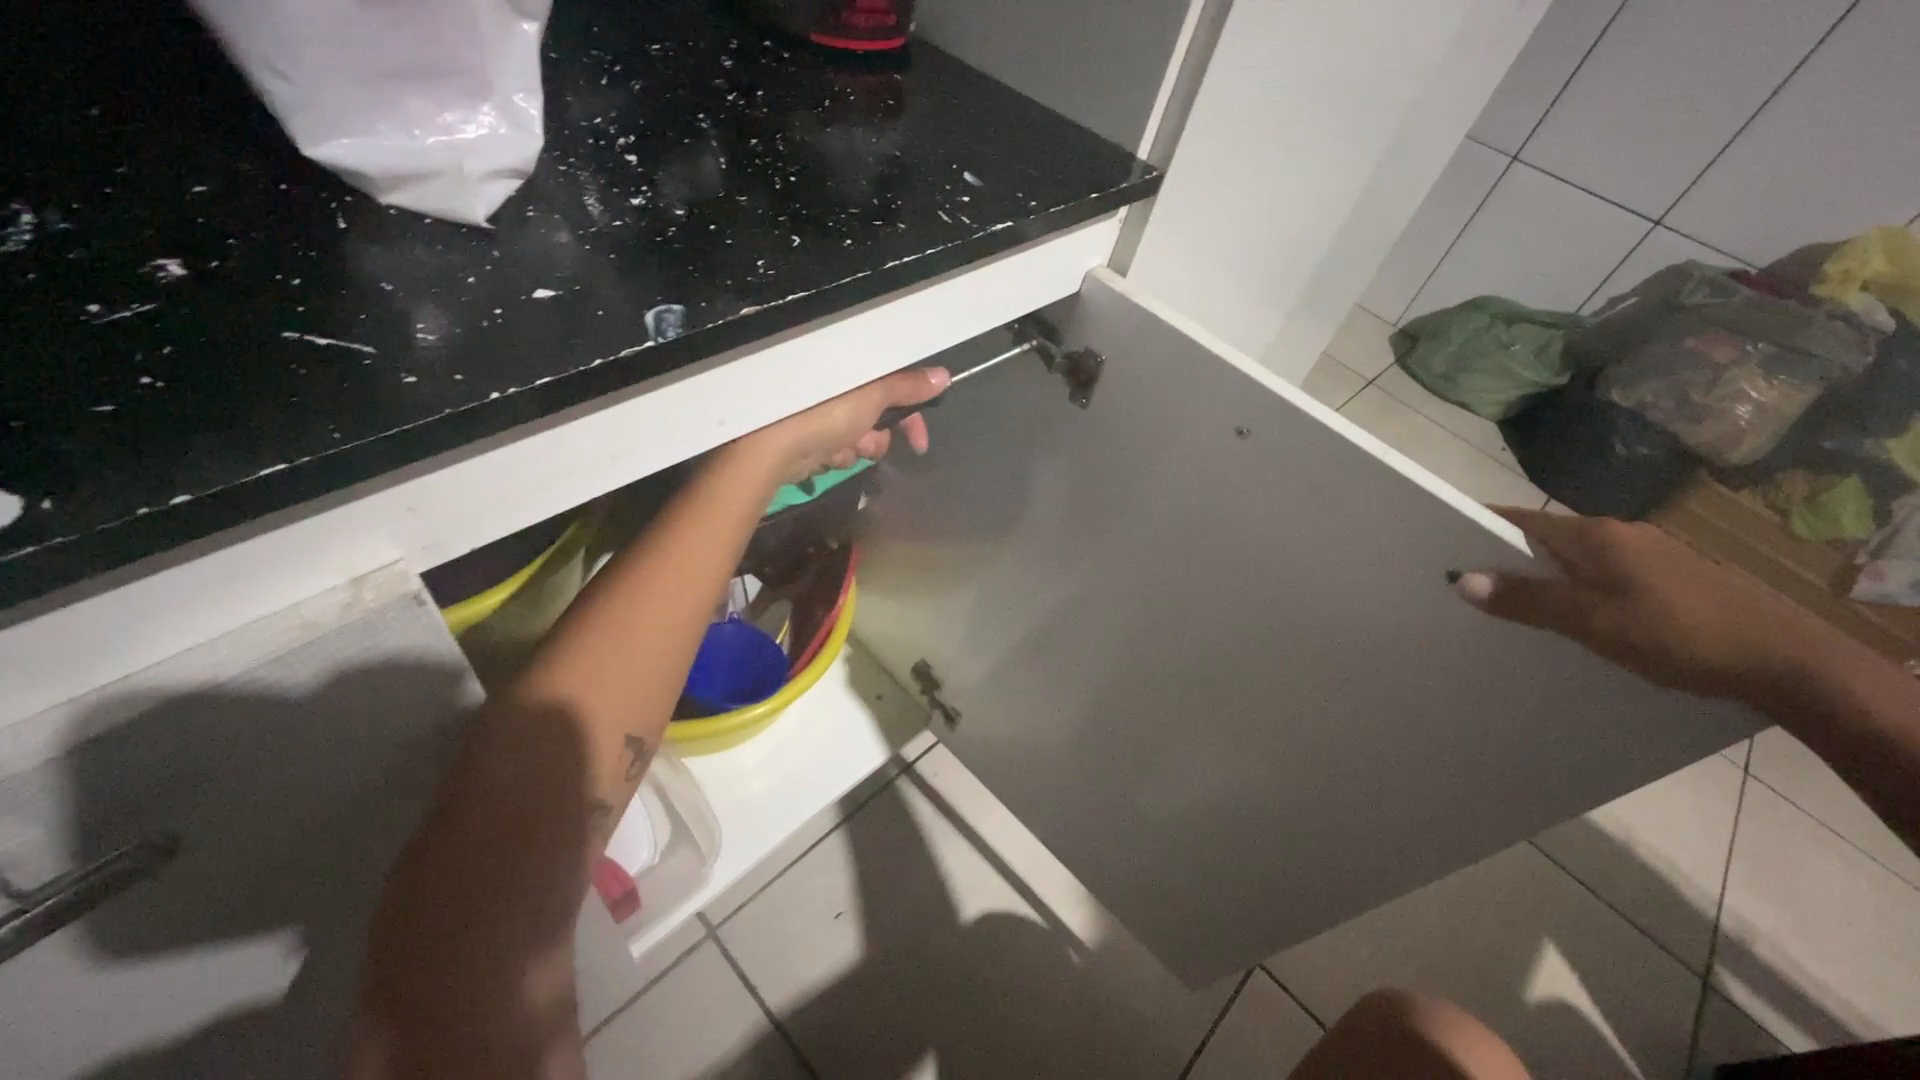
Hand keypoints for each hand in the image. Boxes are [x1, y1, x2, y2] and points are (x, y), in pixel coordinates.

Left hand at [734, 367, 950, 484]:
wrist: (770, 447)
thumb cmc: (823, 413)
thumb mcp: (872, 395)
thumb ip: (907, 386)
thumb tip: (944, 374)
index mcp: (852, 367)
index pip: (894, 385)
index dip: (911, 414)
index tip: (918, 441)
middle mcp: (838, 386)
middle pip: (879, 416)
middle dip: (876, 436)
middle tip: (865, 443)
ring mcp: (822, 412)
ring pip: (860, 438)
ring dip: (856, 448)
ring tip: (839, 448)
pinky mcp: (809, 436)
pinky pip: (837, 450)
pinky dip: (835, 456)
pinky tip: (823, 457)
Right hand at [1453, 506, 1848, 704]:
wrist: (1786, 660)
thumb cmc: (1678, 634)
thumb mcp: (1591, 621)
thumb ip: (1527, 600)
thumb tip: (1463, 580)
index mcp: (1594, 536)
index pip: (1518, 520)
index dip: (1478, 530)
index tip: (1442, 551)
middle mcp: (1619, 534)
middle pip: (1545, 539)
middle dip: (1506, 560)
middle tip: (1469, 592)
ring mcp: (1649, 555)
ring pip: (1575, 561)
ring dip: (1543, 579)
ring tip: (1514, 612)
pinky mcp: (1670, 579)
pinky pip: (1602, 577)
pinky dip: (1576, 591)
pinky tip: (1575, 621)